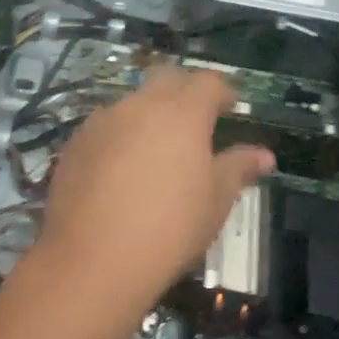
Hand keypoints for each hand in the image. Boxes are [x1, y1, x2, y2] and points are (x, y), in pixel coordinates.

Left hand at [33, 67, 274, 303]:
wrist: (94, 258)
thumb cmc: (170, 228)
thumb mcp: (216, 201)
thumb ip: (238, 168)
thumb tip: (263, 154)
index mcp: (181, 113)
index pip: (208, 82)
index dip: (223, 92)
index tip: (232, 108)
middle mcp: (139, 105)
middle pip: (167, 80)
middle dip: (186, 91)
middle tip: (198, 120)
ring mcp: (102, 121)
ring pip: (132, 103)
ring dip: (149, 114)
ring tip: (159, 148)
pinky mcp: (75, 143)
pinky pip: (105, 127)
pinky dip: (120, 136)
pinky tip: (122, 169)